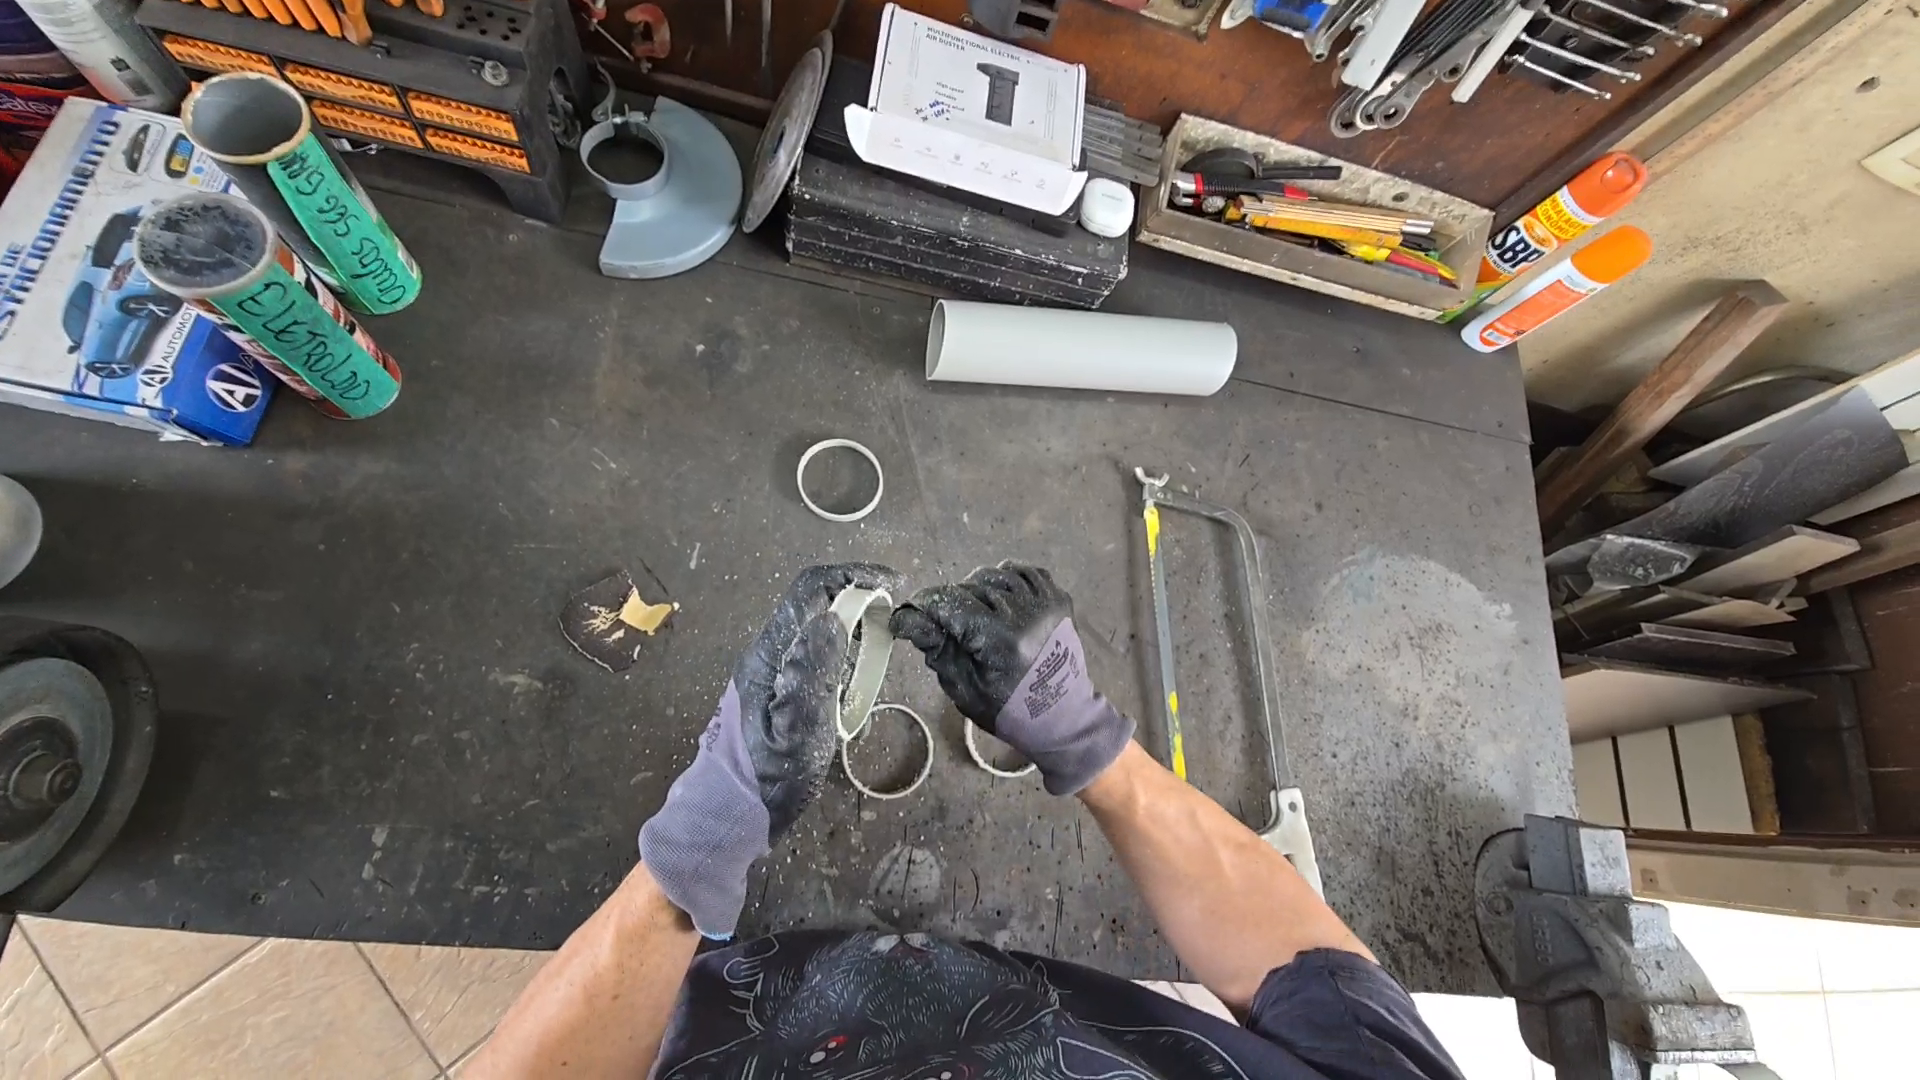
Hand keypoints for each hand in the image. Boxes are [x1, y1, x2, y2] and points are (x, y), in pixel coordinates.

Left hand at [640, 562, 902, 936]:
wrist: (726, 815)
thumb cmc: (765, 779)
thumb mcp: (798, 731)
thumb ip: (813, 674)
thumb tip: (834, 618)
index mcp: (771, 655)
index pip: (810, 590)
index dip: (852, 576)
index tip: (891, 584)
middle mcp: (767, 652)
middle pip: (811, 600)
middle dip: (854, 593)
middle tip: (891, 615)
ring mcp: (768, 668)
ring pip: (811, 622)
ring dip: (848, 617)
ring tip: (880, 637)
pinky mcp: (773, 685)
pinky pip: (809, 647)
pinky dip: (839, 643)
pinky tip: (854, 667)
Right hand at [891, 562, 1133, 794]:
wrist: (1063, 717)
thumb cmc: (1008, 710)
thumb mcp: (963, 686)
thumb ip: (935, 647)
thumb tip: (905, 618)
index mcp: (1001, 638)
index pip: (950, 601)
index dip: (924, 604)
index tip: (909, 614)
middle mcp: (1025, 612)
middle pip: (970, 586)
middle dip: (951, 604)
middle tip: (949, 629)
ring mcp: (1045, 602)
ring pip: (994, 575)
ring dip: (977, 591)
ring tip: (976, 617)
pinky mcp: (1058, 598)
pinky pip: (1022, 573)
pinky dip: (1005, 582)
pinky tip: (1000, 603)